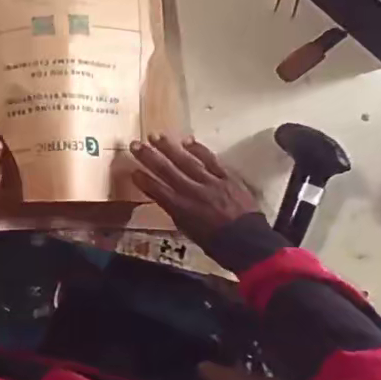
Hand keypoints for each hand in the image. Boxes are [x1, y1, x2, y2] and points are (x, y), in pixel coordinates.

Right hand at [131, 135, 261, 248]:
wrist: (248, 244)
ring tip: (156, 136)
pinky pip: (211, 160)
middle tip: (135, 143)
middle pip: (166, 170)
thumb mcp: (188, 230)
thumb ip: (175, 211)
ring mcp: (210, 183)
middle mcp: (192, 192)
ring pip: (186, 161)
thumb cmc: (215, 242)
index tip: (132, 169)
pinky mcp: (227, 178)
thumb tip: (166, 197)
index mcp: (180, 208)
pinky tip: (187, 140)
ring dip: (169, 147)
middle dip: (149, 156)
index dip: (142, 179)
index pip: (156, 189)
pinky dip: (198, 149)